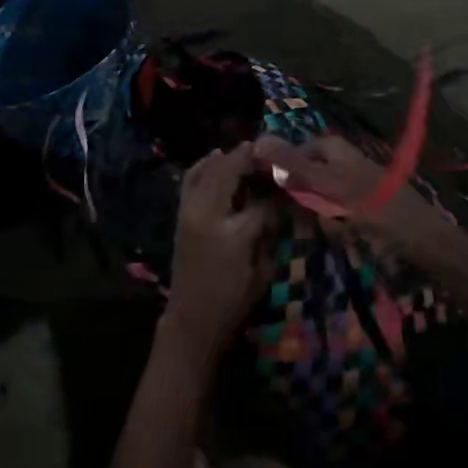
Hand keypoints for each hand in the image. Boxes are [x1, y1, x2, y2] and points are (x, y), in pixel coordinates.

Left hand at [161, 145, 275, 363]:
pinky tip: (214, 158)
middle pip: (226, 174)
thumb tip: (276, 206)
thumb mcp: (261, 271)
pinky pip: (190, 181)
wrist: (192, 318)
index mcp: (232, 233)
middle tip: (264, 150)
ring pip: (204, 172)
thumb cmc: (232, 300)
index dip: (275, 192)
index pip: (259, 202)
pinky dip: (202, 166)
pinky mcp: (180, 215)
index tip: (288, 181)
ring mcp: (189, 212)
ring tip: (242, 151)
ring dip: (223, 158)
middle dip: (245, 159)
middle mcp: (206, 215)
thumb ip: (268, 233)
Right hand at [253, 135, 448, 246]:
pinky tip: (344, 236)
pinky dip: (333, 228)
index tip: (270, 195)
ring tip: (333, 230)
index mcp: (331, 148)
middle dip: (302, 203)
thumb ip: (292, 164)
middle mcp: (337, 162)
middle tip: (309, 218)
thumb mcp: (328, 184)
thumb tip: (256, 140)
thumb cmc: (375, 207)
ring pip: (314, 202)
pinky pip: (331, 217)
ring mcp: (347, 187)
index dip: (278, 173)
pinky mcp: (357, 209)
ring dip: (318, 219)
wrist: (424, 243)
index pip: (288, 154)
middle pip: (300, 180)